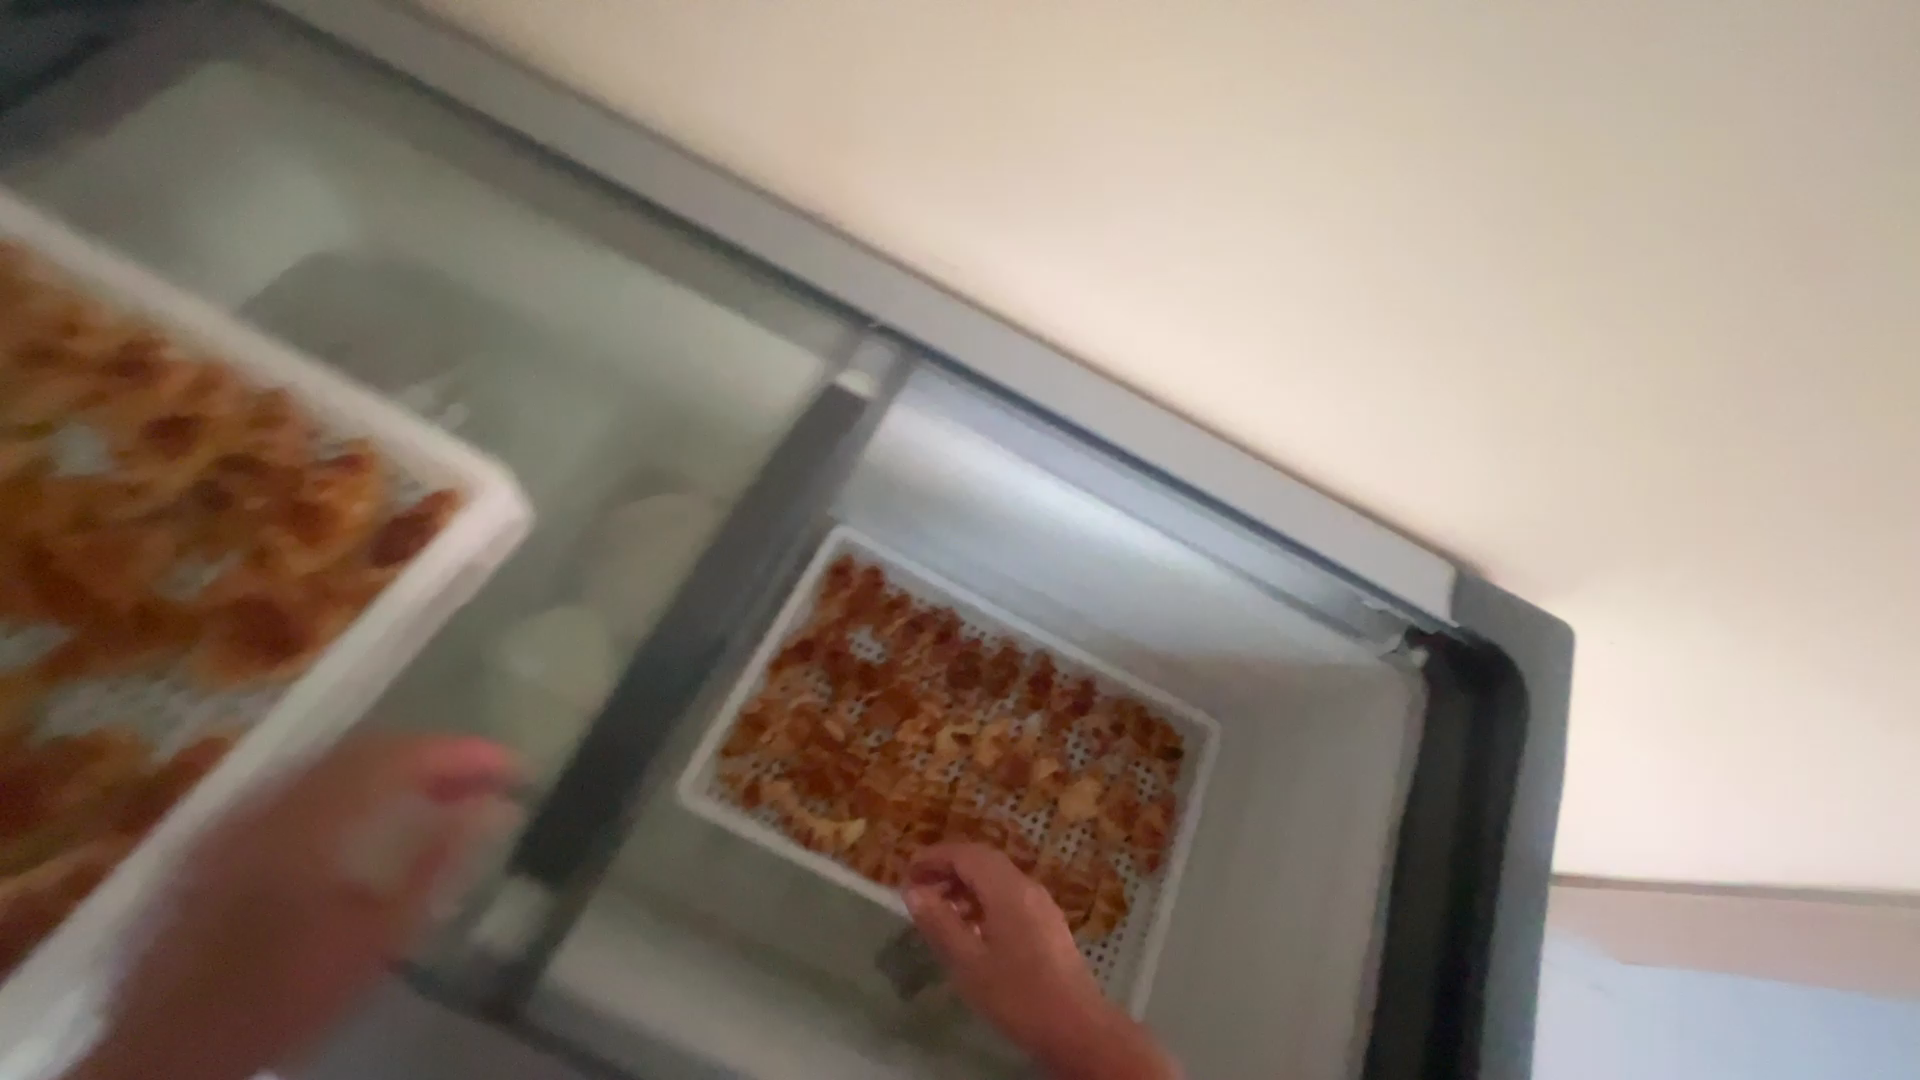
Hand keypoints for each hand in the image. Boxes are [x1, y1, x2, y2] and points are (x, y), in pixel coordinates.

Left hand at [70, 734, 518, 1079]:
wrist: (169, 1051)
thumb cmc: (288, 992)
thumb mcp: (380, 935)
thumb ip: (441, 860)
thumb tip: (499, 805)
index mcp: (311, 822)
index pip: (402, 756)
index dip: (466, 753)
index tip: (514, 767)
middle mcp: (270, 803)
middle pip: (368, 748)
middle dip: (437, 756)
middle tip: (486, 778)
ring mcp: (238, 817)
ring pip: (334, 762)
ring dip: (397, 768)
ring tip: (444, 791)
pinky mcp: (220, 837)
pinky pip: (305, 784)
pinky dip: (356, 785)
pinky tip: (376, 814)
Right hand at [904, 844, 1177, 1079]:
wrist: (1077, 1027)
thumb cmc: (1017, 994)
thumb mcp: (968, 962)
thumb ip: (939, 923)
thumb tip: (914, 891)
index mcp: (1007, 888)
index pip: (966, 854)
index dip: (934, 857)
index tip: (906, 872)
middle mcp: (1026, 885)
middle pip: (982, 861)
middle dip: (947, 868)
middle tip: (918, 888)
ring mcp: (1040, 903)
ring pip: (996, 878)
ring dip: (965, 885)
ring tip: (938, 911)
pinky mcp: (1047, 922)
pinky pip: (1008, 896)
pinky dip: (983, 900)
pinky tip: (970, 928)